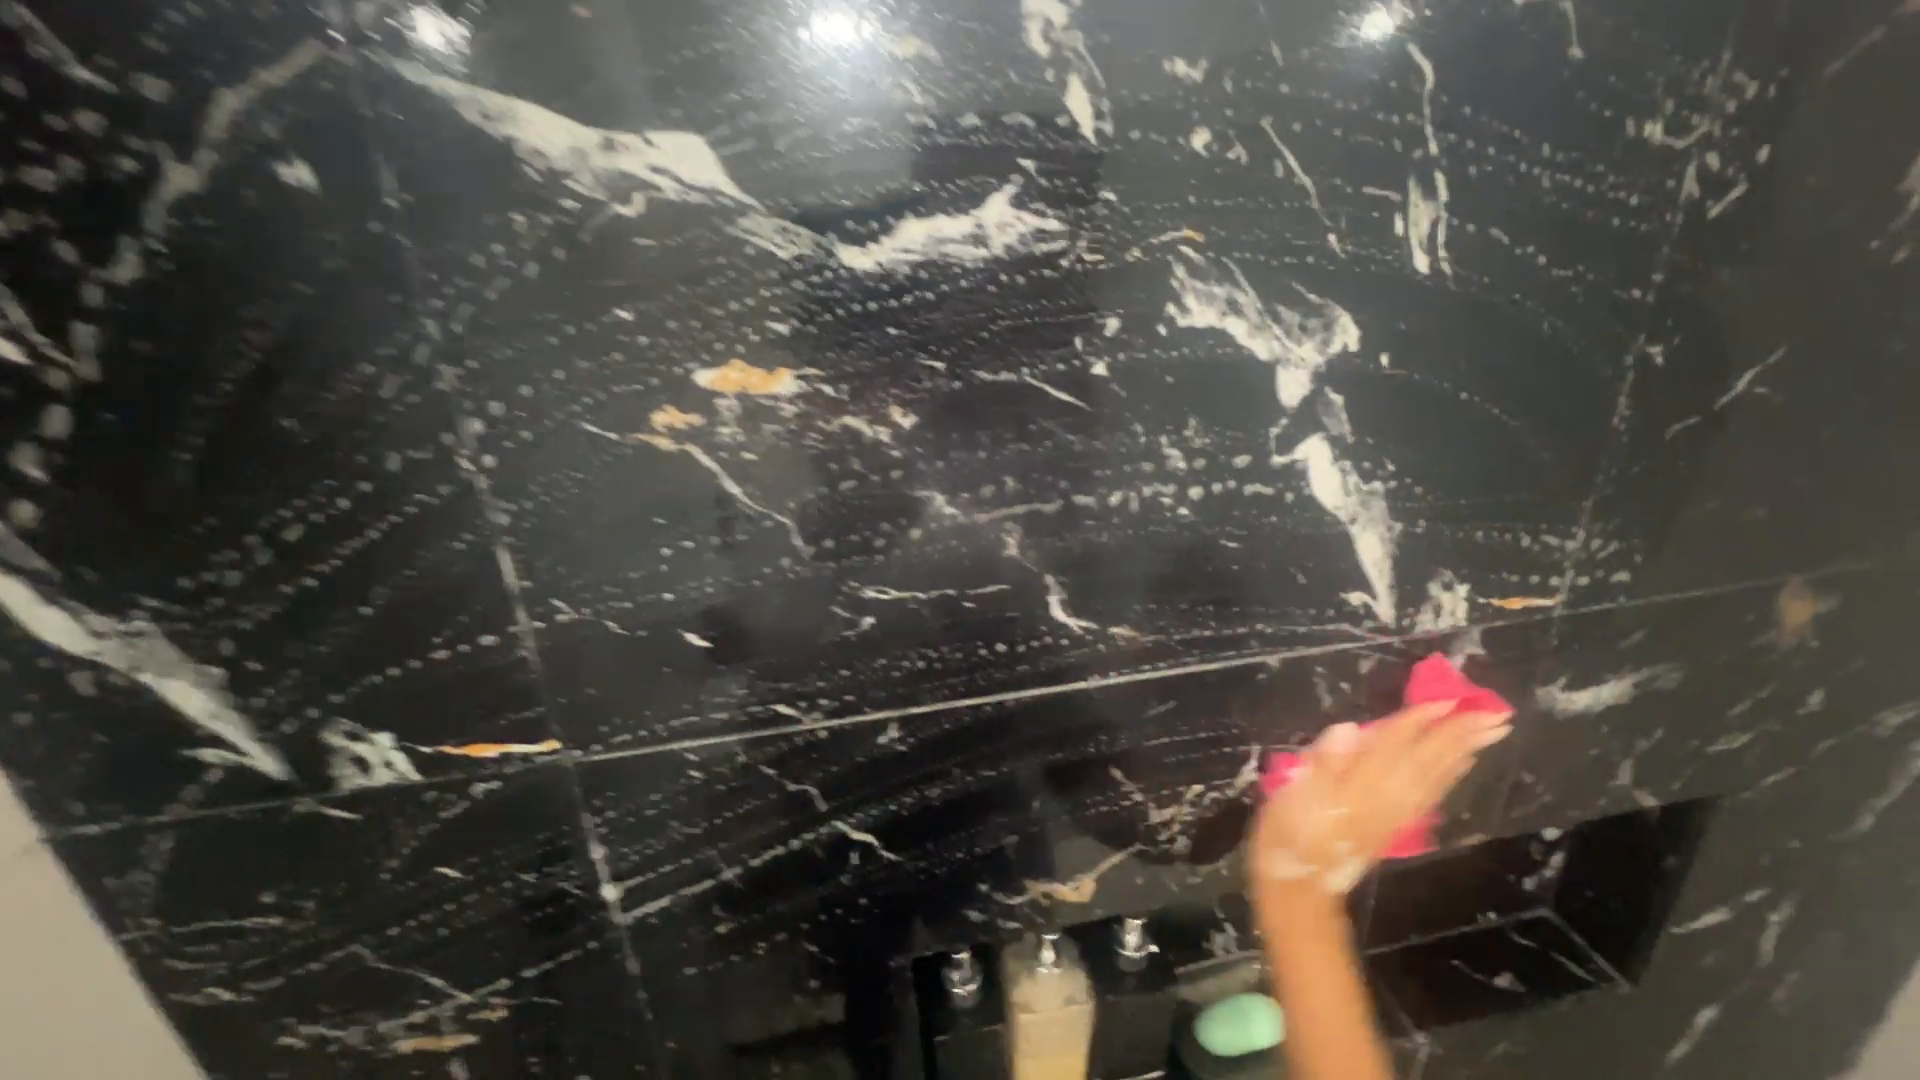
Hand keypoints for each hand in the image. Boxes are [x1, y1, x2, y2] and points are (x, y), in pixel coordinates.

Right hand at [1248, 700, 1512, 893]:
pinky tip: (1461, 763)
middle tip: (1498, 714)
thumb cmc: (1289, 835)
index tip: (1449, 698)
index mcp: (1360, 785)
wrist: (1299, 888)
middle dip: (1460, 735)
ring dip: (1464, 751)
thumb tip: (1346, 730)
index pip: (1394, 744)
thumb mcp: (1293, 796)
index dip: (1420, 720)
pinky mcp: (1396, 823)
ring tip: (1489, 731)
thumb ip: (1322, 764)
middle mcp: (1387, 796)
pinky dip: (1450, 774)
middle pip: (1427, 759)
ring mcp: (1396, 812)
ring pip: (1436, 775)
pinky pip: (1432, 793)